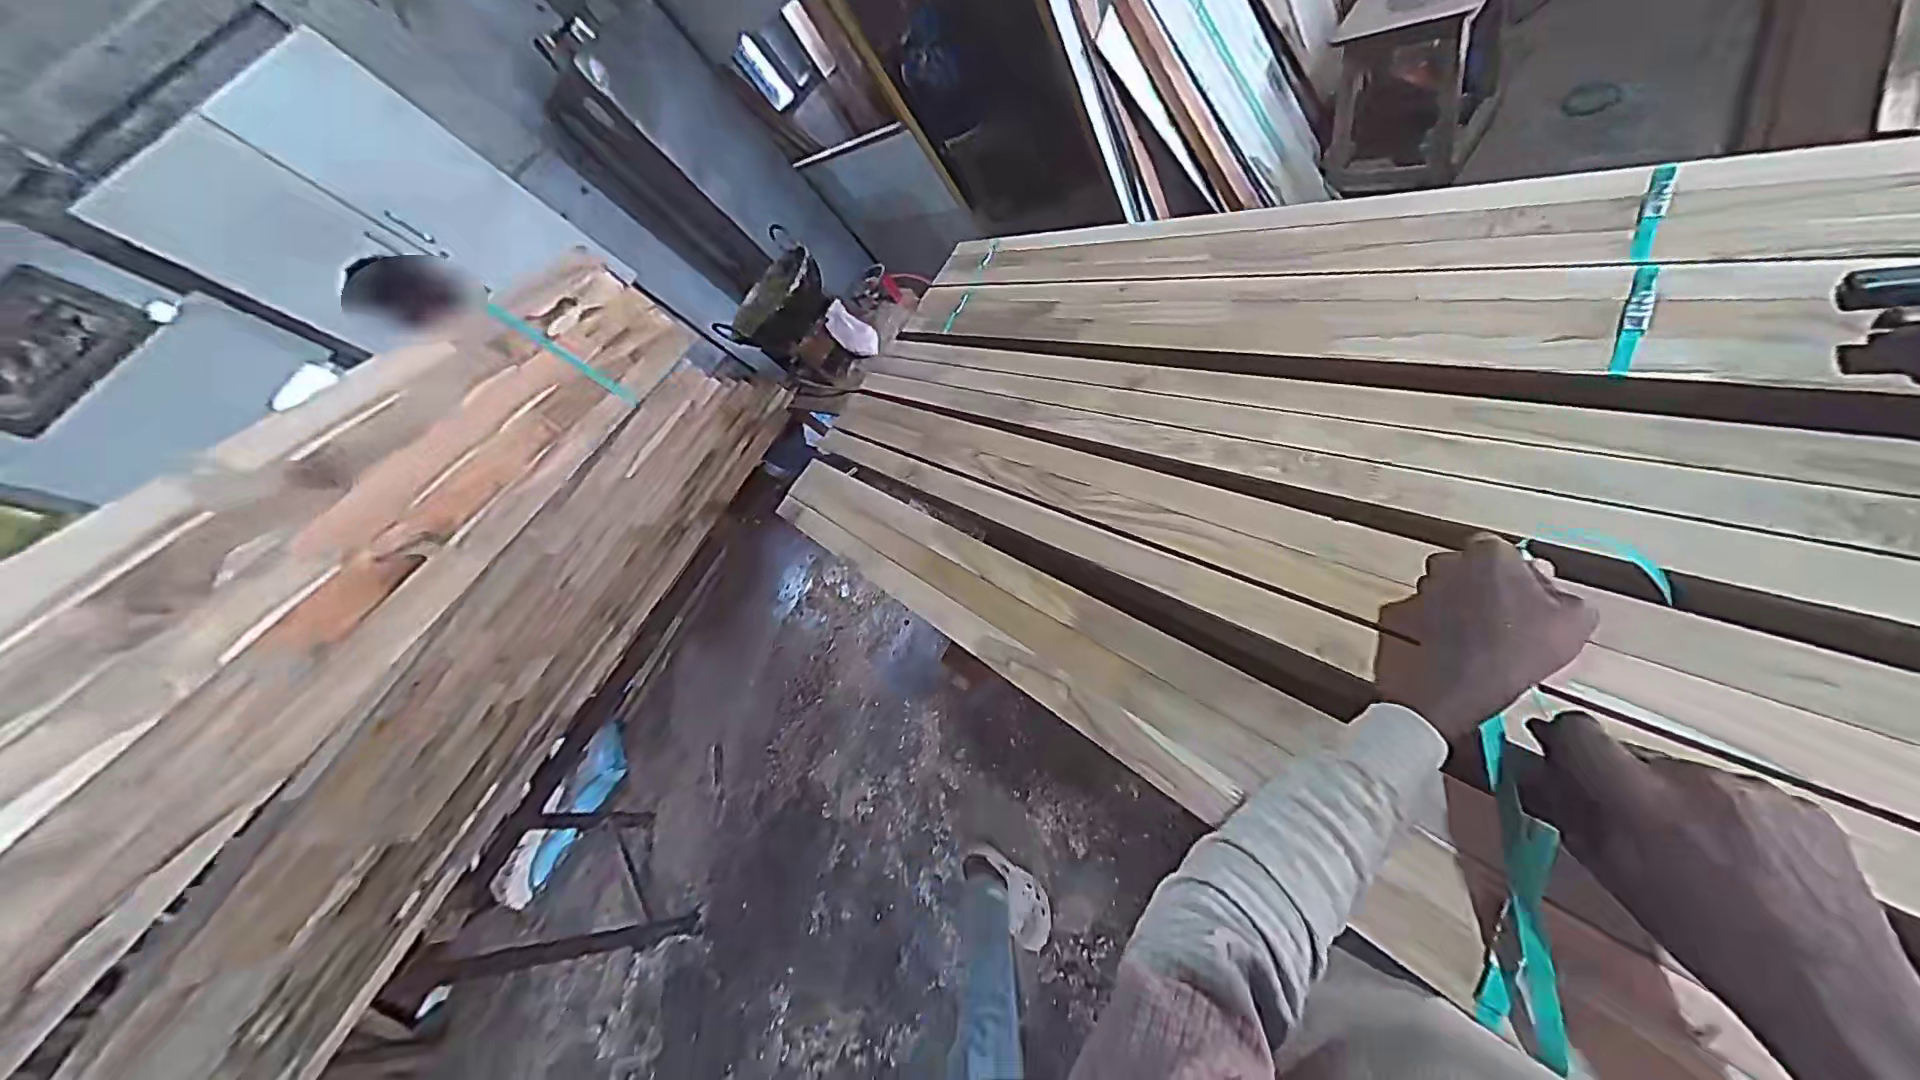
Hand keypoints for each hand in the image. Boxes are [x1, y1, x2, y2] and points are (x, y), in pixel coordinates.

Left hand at [1373, 534, 1596, 740]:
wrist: (1455, 687)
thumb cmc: (1514, 653)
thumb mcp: (1572, 621)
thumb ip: (1562, 592)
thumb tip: (1545, 582)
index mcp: (1489, 554)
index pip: (1504, 552)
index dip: (1517, 574)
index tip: (1527, 595)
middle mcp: (1445, 563)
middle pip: (1469, 570)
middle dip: (1485, 588)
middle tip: (1506, 619)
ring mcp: (1416, 588)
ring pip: (1443, 592)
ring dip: (1458, 607)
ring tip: (1480, 639)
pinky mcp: (1394, 612)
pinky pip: (1419, 615)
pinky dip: (1431, 626)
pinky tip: (1451, 647)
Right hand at [1523, 712, 1919, 1079]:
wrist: (1826, 986)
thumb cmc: (1706, 936)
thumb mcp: (1610, 871)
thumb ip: (1567, 810)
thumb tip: (1537, 773)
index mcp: (1639, 798)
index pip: (1577, 729)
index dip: (1560, 737)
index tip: (1556, 749)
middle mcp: (1695, 780)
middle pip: (1633, 755)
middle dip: (1623, 781)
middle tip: (1629, 823)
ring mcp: (1755, 790)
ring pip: (1685, 774)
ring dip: (1676, 798)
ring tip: (1694, 850)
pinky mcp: (1799, 804)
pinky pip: (1737, 792)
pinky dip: (1726, 814)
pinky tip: (1736, 856)